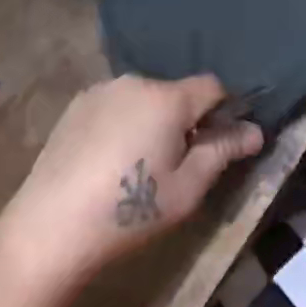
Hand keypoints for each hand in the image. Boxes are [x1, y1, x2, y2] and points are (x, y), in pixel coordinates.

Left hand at [0, 75, 263, 299]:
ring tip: (138, 167)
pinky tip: (109, 162)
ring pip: (143, 99)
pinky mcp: (75, 105)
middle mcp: (134, 81)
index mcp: (166, 97)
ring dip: (152, 121)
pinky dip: (123, 123)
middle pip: (175, 93)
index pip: (212, 86)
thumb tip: (254, 130)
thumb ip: (222, 152)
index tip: (221, 144)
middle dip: (185, 120)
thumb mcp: (187, 189)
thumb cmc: (130, 210)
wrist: (51, 225)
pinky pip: (115, 105)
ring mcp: (100, 90)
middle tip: (177, 165)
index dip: (224, 111)